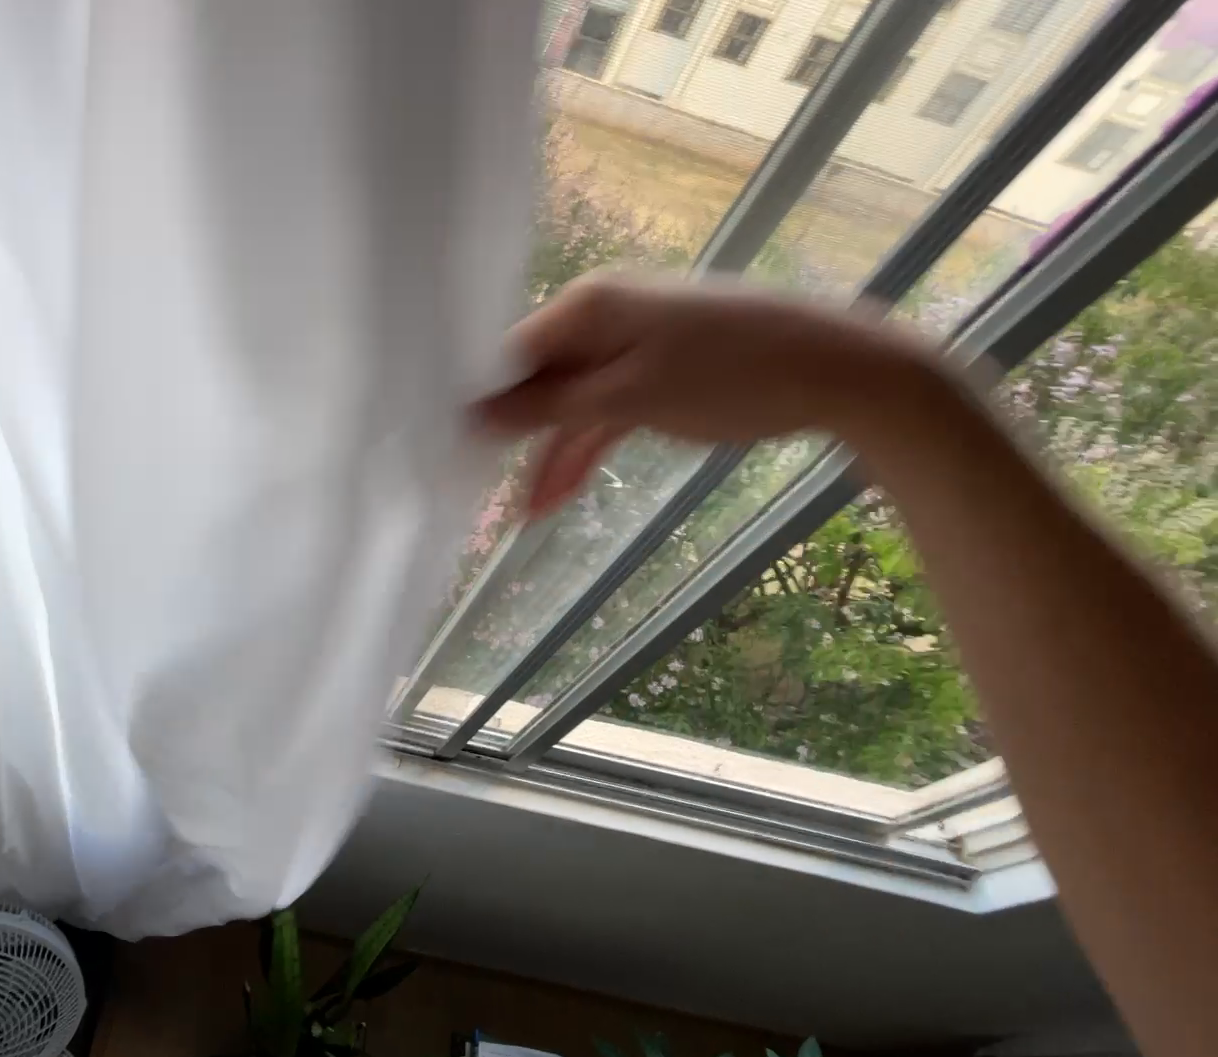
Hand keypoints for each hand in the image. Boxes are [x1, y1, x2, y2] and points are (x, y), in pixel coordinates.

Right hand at [474, 273, 948, 514]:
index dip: (477, 399)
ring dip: (548, 456)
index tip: (446, 445)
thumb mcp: (626, 397)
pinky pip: (602, 414)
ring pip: (567, 405)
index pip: (508, 352)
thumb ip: (546, 407)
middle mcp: (599, 319)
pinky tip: (559, 495)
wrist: (844, 373)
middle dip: (510, 436)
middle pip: (534, 381)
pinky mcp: (652, 375)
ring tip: (523, 514)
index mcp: (586, 306)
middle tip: (473, 484)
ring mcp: (628, 347)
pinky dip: (585, 452)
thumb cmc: (729, 375)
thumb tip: (471, 416)